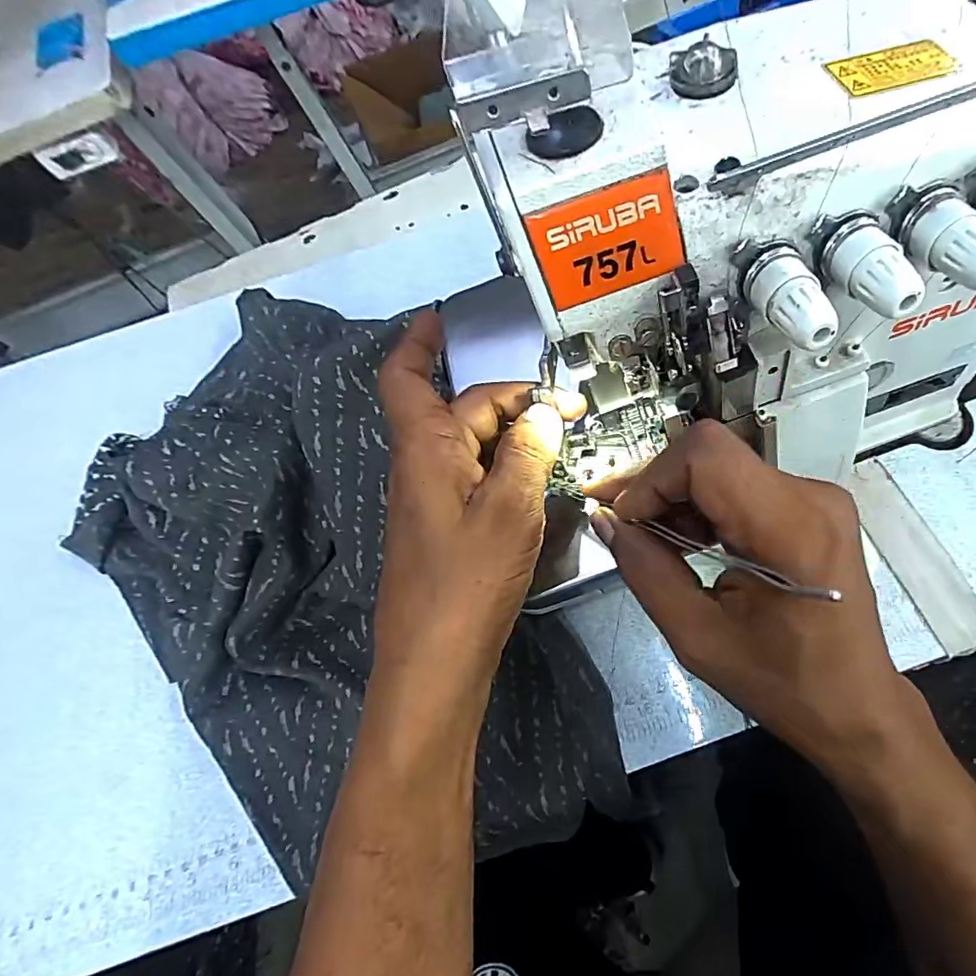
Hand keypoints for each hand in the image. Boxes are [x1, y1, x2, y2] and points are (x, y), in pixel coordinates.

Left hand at [373, 310, 586, 686]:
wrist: (436, 657)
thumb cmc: (467, 580)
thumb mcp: (509, 511)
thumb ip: (528, 455)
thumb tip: (543, 414)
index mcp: (425, 452)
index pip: (414, 381)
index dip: (421, 344)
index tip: (444, 319)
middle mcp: (422, 469)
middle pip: (457, 411)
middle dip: (505, 397)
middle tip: (562, 404)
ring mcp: (434, 501)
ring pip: (469, 445)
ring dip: (508, 430)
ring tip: (556, 432)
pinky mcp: (449, 528)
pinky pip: (477, 476)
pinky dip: (507, 463)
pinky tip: (540, 475)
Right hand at [591, 421, 934, 778]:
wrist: (854, 702)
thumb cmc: (787, 685)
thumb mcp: (700, 638)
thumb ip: (647, 572)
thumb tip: (609, 523)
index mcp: (793, 529)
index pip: (706, 456)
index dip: (651, 479)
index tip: (624, 520)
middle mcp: (815, 498)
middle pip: (716, 455)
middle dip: (660, 486)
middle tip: (624, 526)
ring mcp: (822, 500)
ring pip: (730, 467)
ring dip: (684, 497)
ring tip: (657, 541)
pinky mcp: (819, 510)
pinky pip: (751, 486)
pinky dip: (713, 506)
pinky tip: (694, 542)